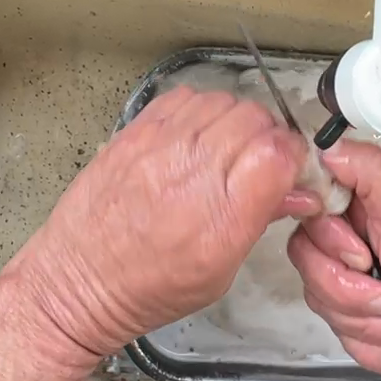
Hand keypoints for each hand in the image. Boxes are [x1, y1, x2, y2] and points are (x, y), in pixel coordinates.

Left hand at [7, 86, 317, 365]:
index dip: (293, 153)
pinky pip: (186, 96)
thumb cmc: (149, 285)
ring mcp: (161, 144)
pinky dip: (200, 109)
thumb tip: (300, 190)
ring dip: (235, 119)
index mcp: (219, 218)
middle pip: (255, 118)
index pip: (276, 153)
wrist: (80, 277)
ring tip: (225, 145)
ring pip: (223, 100)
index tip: (291, 165)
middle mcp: (191, 172)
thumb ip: (262, 220)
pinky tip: (195, 135)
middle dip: (268, 135)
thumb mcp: (220, 271)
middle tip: (259, 157)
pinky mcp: (137, 128)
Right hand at [289, 141, 380, 380]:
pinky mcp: (357, 309)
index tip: (359, 255)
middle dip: (349, 289)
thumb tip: (328, 145)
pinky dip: (370, 343)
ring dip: (365, 321)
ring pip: (319, 293)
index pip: (313, 196)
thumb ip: (371, 173)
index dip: (327, 234)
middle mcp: (362, 228)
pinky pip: (334, 327)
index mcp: (373, 196)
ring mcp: (357, 271)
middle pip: (307, 252)